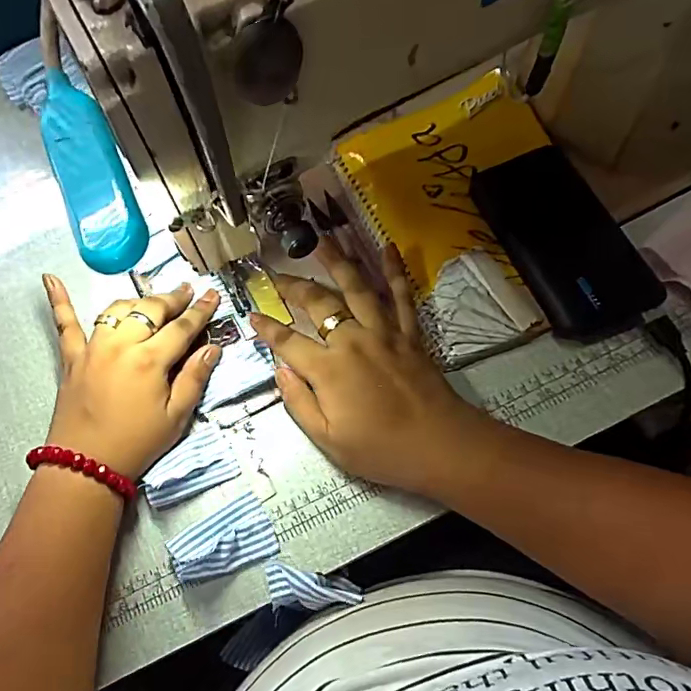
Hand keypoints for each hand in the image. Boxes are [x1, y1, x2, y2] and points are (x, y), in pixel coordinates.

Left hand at [43, 276, 221, 478]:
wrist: (86, 464)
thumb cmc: (137, 443)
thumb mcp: (176, 417)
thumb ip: (194, 378)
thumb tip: (212, 348)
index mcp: (150, 360)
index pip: (182, 327)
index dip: (200, 310)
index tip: (212, 295)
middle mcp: (121, 345)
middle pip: (150, 309)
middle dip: (172, 298)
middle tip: (186, 291)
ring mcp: (93, 348)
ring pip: (116, 309)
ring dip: (136, 301)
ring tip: (150, 300)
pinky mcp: (72, 358)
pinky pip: (65, 324)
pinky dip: (59, 301)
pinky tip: (50, 279)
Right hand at [249, 242, 502, 497]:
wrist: (438, 444)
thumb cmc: (380, 450)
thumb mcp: (328, 440)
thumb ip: (299, 403)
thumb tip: (279, 371)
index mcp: (327, 369)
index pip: (288, 341)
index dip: (267, 327)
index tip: (252, 314)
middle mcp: (352, 341)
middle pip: (318, 304)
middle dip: (294, 287)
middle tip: (278, 275)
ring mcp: (383, 333)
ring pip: (357, 288)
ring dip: (338, 262)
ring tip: (323, 240)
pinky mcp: (409, 334)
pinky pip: (401, 296)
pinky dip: (394, 271)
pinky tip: (388, 248)